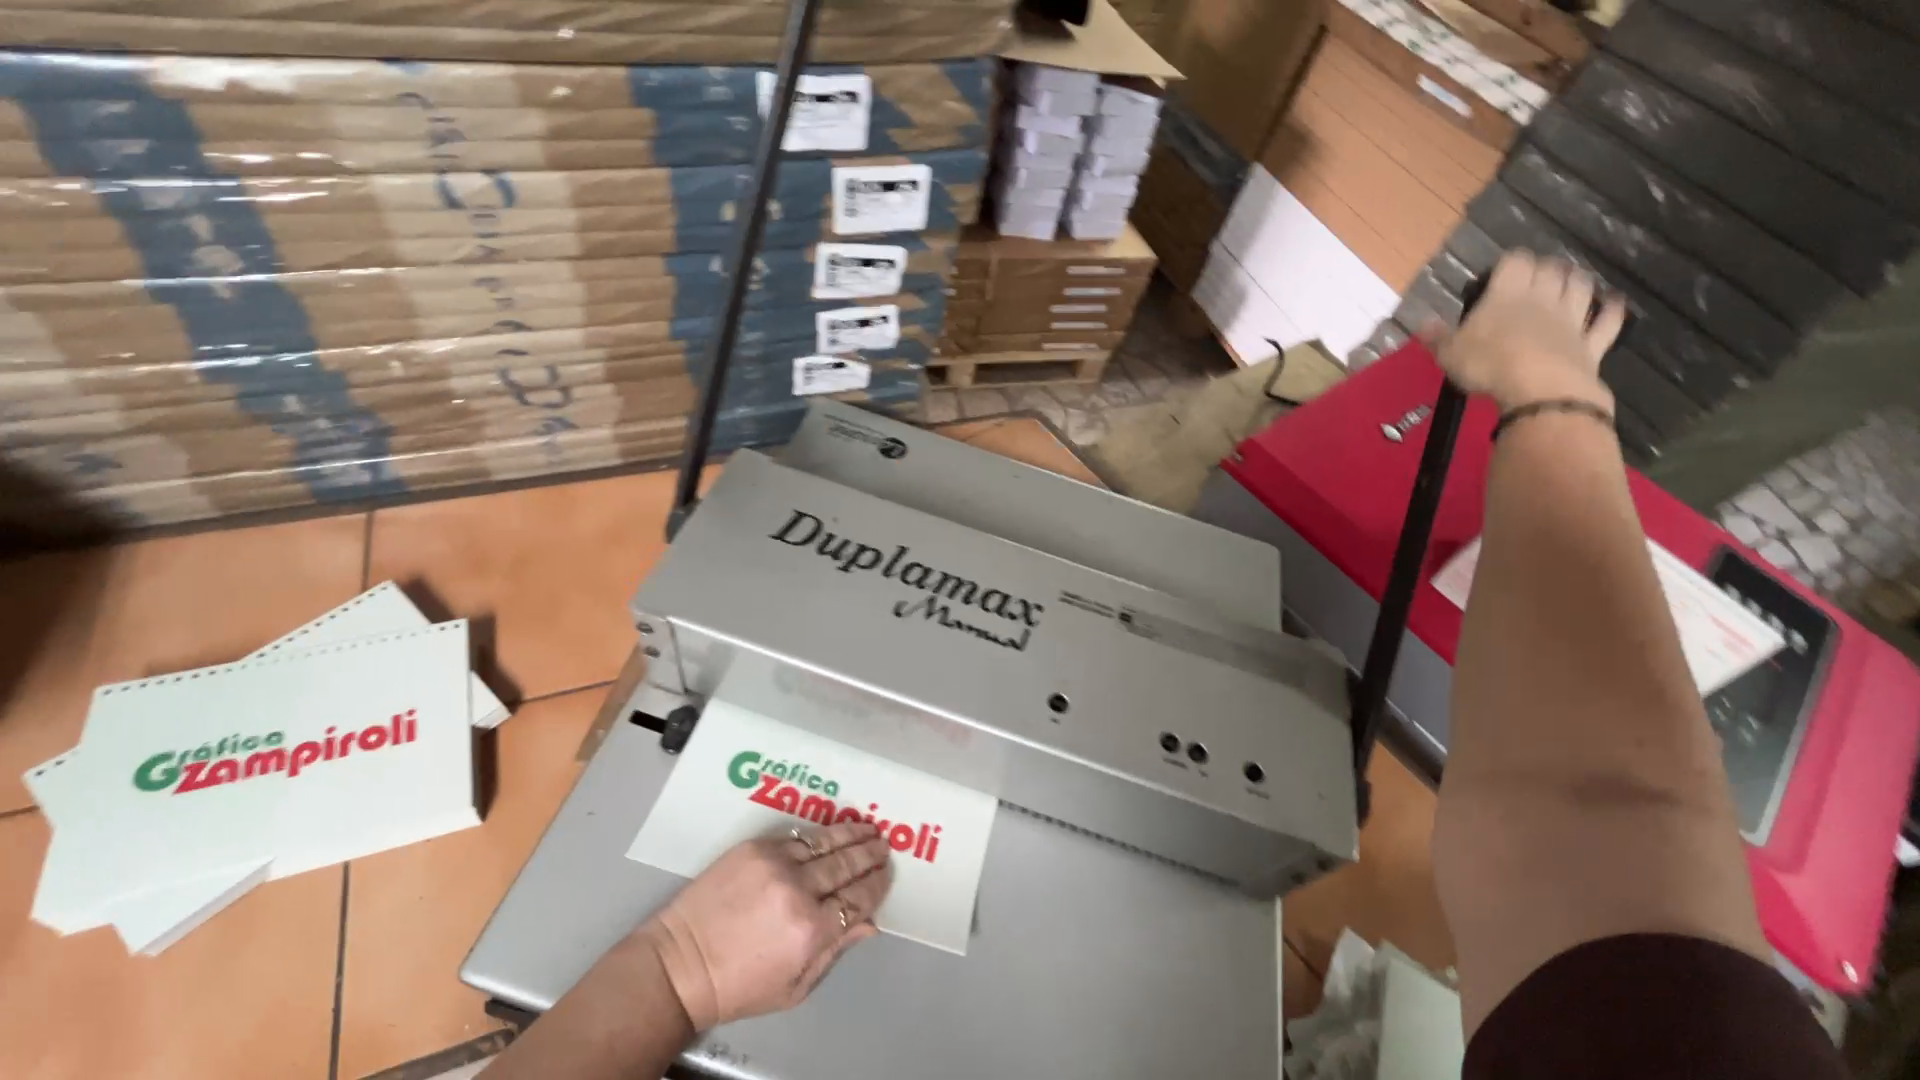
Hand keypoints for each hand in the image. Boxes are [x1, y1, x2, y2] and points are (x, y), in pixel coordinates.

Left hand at [638, 821, 893, 1031]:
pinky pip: (797, 837)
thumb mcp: (795, 987)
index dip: (877, 885)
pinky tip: (831, 832)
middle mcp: (798, 891)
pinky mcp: (754, 848)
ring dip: (851, 834)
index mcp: (811, 930)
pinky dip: (819, 834)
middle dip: (870, 854)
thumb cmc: (739, 986)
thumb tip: (870, 923)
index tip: (886, 874)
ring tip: (869, 828)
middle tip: (885, 846)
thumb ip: (835, 950)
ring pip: (825, 843)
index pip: (859, 898)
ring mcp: (775, 864)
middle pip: (846, 865)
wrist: (682, 964)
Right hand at [1434, 251, 1627, 412]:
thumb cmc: (1487, 365)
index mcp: (1507, 294)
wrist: (1538, 389)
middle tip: (1537, 276)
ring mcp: (1572, 319)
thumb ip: (1438, 336)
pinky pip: (1607, 321)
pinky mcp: (1592, 343)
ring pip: (1581, 288)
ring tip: (1570, 282)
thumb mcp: (1449, 353)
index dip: (1511, 262)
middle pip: (1551, 270)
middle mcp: (1543, 298)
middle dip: (1546, 268)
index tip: (1502, 270)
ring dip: (1577, 281)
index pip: (1514, 262)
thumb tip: (1423, 323)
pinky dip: (1612, 310)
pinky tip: (1613, 302)